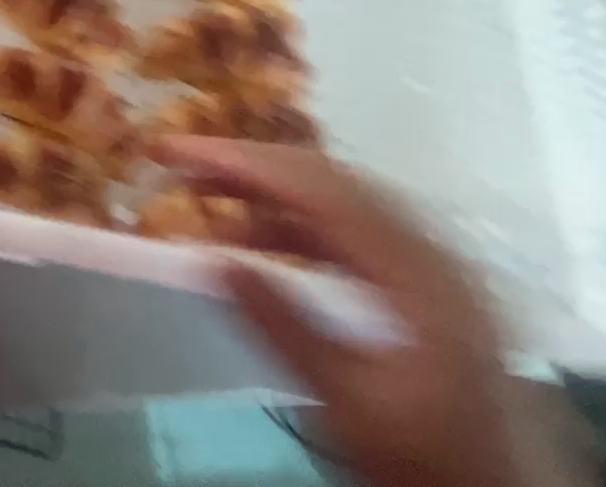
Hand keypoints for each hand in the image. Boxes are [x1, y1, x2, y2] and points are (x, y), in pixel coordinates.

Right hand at [160, 138, 585, 486]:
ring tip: (203, 196)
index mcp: (417, 274)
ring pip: (334, 195)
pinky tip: (252, 236)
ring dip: (265, 189)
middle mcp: (426, 250)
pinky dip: (289, 218)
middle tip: (180, 162)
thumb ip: (284, 328)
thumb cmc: (423, 454)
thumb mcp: (349, 405)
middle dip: (246, 162)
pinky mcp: (416, 275)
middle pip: (327, 178)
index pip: (318, 189)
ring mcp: (425, 260)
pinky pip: (344, 223)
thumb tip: (214, 258)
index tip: (178, 152)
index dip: (243, 161)